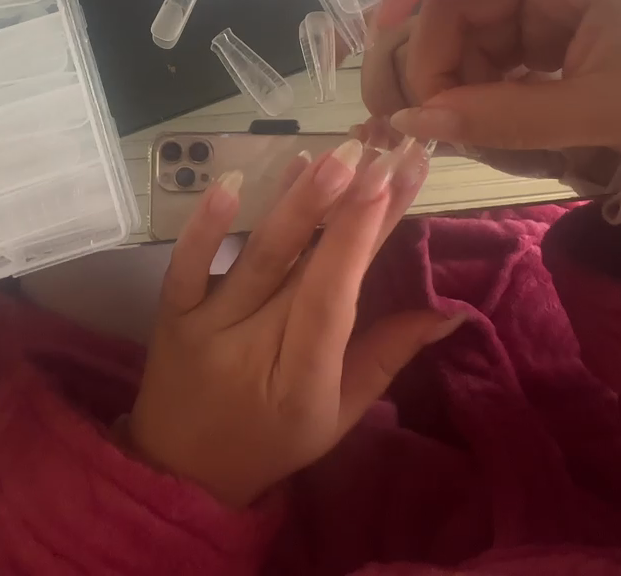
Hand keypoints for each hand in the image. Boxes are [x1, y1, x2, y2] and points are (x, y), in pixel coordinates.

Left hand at [128, 138, 449, 507]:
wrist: (180, 470)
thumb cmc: (272, 440)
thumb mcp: (338, 415)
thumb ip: (387, 357)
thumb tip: (449, 311)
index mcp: (301, 378)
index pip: (334, 297)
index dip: (360, 240)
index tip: (391, 183)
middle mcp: (252, 343)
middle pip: (303, 265)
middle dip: (344, 203)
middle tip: (376, 150)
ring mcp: (206, 323)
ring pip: (256, 255)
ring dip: (294, 202)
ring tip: (330, 156)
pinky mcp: (171, 310)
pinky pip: (186, 265)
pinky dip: (204, 225)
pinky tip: (232, 182)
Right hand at [371, 0, 620, 181]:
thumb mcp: (601, 110)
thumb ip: (501, 117)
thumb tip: (413, 122)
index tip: (388, 23)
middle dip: (441, 51)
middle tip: (431, 114)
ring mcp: (572, 3)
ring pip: (484, 26)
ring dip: (463, 74)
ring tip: (465, 126)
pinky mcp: (576, 35)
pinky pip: (510, 50)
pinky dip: (491, 84)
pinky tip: (493, 119)